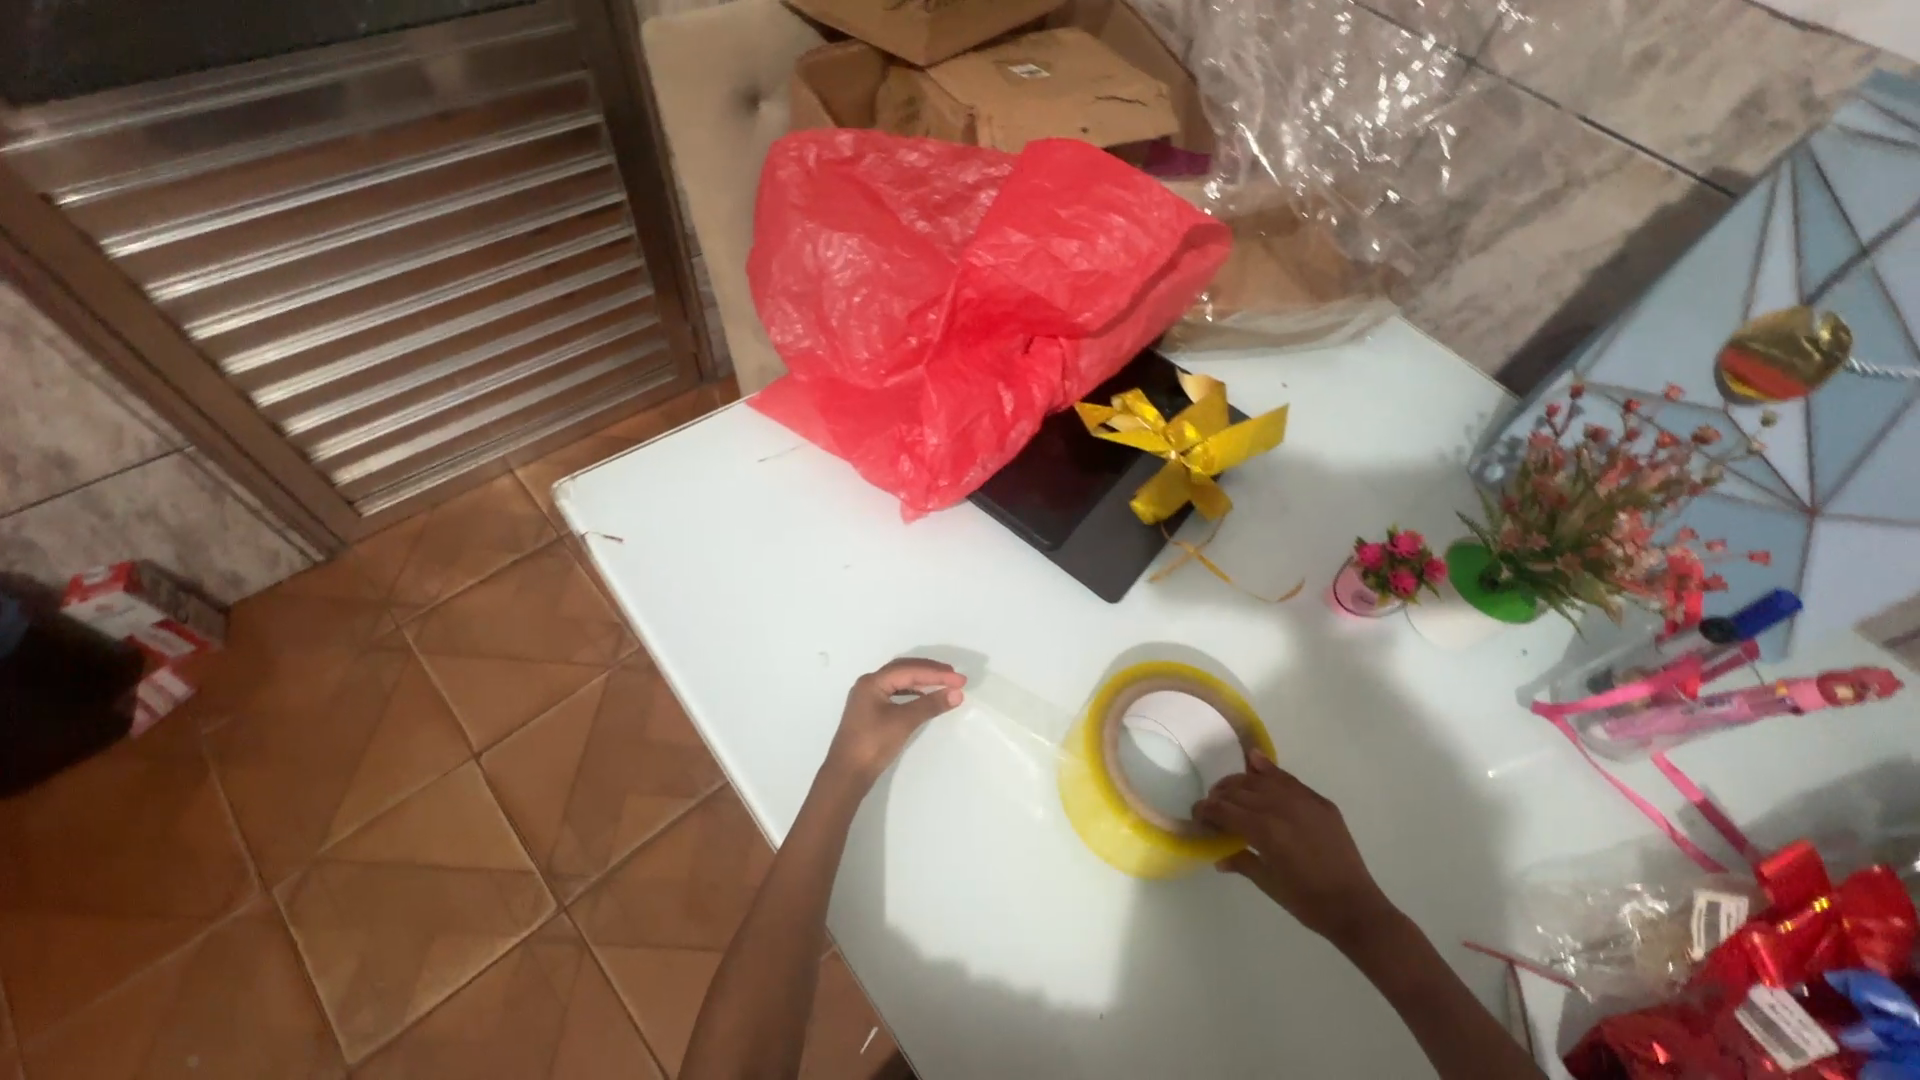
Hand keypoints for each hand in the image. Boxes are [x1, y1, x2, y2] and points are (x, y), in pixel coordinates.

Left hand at [822, 659, 966, 787]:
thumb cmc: (873, 744)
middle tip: (953, 677)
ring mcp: (868, 698)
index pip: (910, 670)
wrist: (847, 773)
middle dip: (929, 672)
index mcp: (873, 682)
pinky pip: (895, 693)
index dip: (937, 673)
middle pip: (903, 669)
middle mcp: (869, 684)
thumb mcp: (904, 722)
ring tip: (943, 684)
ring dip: (921, 681)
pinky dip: (912, 693)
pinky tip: (924, 698)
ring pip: (899, 681)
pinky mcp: (870, 712)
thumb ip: (930, 705)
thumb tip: (957, 693)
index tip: (960, 679)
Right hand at [1194, 751, 1400, 952]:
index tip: (1196, 815)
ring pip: (1263, 782)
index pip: (1225, 811)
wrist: (1355, 907)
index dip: (1206, 811)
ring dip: (1241, 783)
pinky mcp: (1320, 803)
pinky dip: (1270, 770)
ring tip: (1229, 789)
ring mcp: (1304, 802)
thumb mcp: (1268, 884)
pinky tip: (1255, 761)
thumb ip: (1241, 861)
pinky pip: (1289, 781)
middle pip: (1240, 792)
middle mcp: (1282, 808)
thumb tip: (1219, 856)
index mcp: (1265, 831)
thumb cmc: (1307, 902)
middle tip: (1211, 806)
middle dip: (1220, 796)